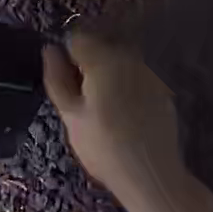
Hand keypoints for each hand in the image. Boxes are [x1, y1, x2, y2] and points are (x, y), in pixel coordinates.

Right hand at [42, 33, 189, 203]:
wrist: (151, 174)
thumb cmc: (103, 146)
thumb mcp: (70, 115)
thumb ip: (57, 78)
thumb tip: (50, 50)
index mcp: (103, 59)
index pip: (77, 38)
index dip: (67, 56)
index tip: (66, 81)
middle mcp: (129, 57)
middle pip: (100, 47)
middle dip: (88, 65)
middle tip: (82, 100)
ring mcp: (149, 72)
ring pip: (119, 62)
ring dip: (107, 76)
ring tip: (103, 110)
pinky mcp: (162, 89)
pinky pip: (136, 77)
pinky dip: (126, 87)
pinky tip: (124, 115)